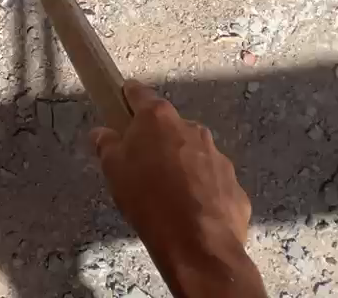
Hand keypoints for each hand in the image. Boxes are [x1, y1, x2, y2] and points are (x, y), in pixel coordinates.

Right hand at [91, 82, 264, 297]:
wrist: (197, 245)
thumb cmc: (147, 197)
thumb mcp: (113, 169)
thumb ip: (106, 144)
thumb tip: (102, 133)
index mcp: (158, 117)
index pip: (138, 93)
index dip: (127, 98)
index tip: (120, 106)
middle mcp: (191, 128)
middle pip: (168, 125)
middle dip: (157, 139)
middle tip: (142, 163)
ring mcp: (218, 157)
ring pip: (193, 153)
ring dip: (182, 164)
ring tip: (169, 194)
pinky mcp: (235, 186)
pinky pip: (213, 181)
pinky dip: (203, 190)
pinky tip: (192, 212)